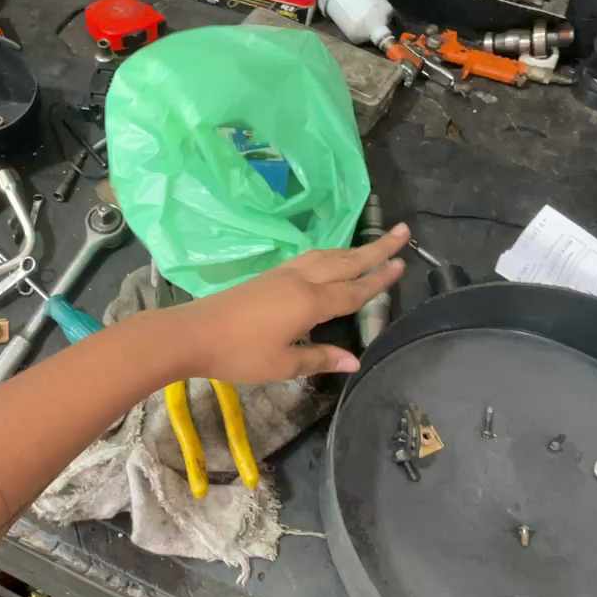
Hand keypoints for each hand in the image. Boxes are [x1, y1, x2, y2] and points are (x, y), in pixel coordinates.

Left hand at [158, 223, 410, 384]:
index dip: (379, 279)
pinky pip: (309, 259)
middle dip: (376, 248)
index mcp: (310, 302)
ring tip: (373, 244)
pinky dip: (329, 254)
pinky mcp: (268, 276)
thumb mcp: (283, 365)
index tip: (403, 262)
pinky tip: (329, 258)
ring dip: (352, 249)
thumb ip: (320, 358)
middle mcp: (300, 281)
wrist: (193, 333)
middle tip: (403, 231)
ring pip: (326, 256)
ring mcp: (282, 275)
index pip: (354, 290)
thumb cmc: (239, 354)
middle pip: (345, 262)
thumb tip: (356, 360)